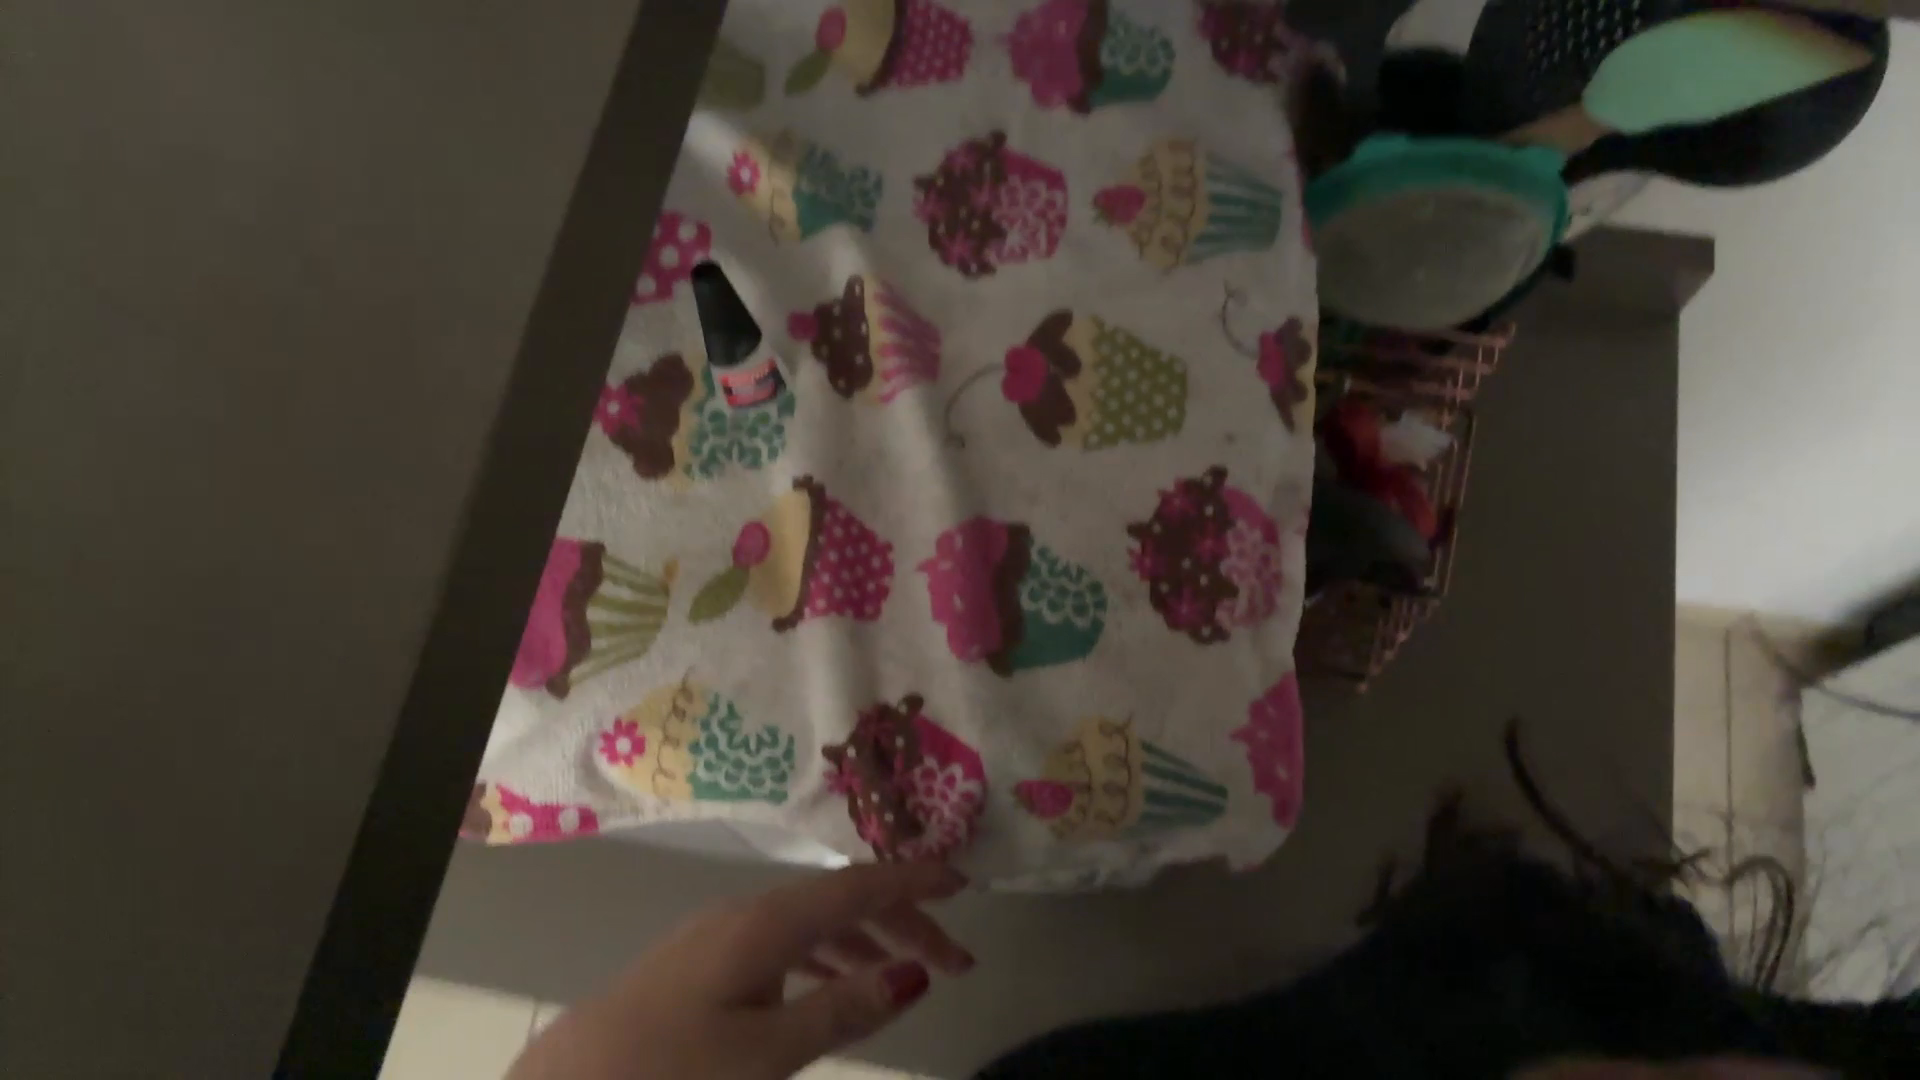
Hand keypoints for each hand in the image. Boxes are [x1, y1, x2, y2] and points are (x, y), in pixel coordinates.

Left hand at [507, 861, 973, 1079]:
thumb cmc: (671, 1072)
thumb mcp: (766, 1054)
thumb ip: (843, 1009)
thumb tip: (916, 974)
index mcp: (768, 921)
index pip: (859, 885)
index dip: (914, 881)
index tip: (963, 882)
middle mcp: (750, 911)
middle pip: (844, 900)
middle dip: (904, 922)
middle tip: (957, 962)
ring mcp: (725, 932)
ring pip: (816, 922)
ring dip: (868, 941)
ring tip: (912, 974)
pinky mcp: (708, 959)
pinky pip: (788, 942)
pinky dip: (827, 956)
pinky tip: (837, 982)